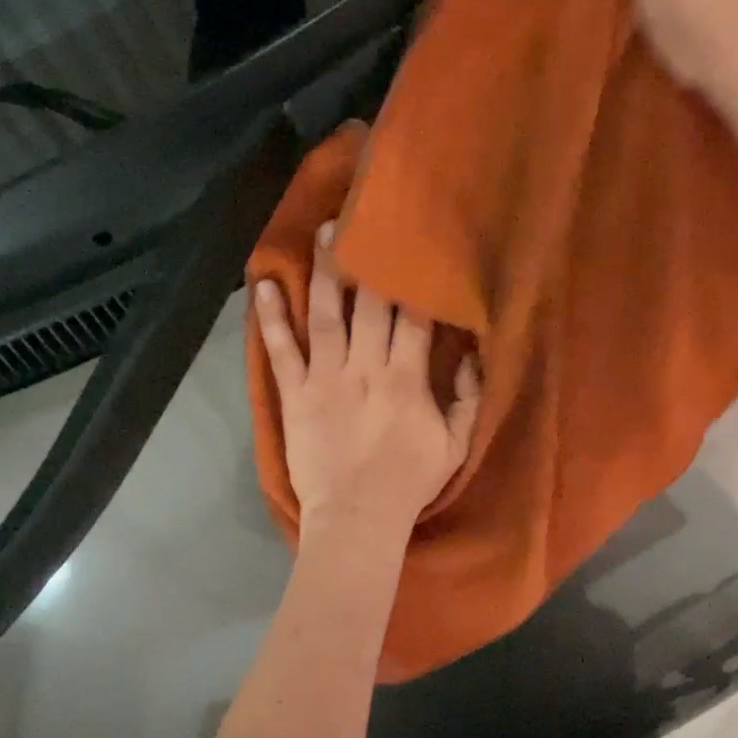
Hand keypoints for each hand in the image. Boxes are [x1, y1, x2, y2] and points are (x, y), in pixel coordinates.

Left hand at [254, 221, 480, 536]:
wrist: (356, 520)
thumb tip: (473, 354)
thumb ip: (467, 399)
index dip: (414, 279)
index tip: (414, 244)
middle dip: (368, 259)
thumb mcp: (455, 445)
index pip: (413, 318)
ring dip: (325, 273)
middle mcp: (366, 368)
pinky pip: (282, 351)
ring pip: (326, 316)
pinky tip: (265, 285)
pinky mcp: (295, 395)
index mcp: (407, 379)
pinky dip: (272, 319)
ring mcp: (326, 379)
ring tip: (323, 233)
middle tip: (363, 217)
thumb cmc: (409, 483)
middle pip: (369, 305)